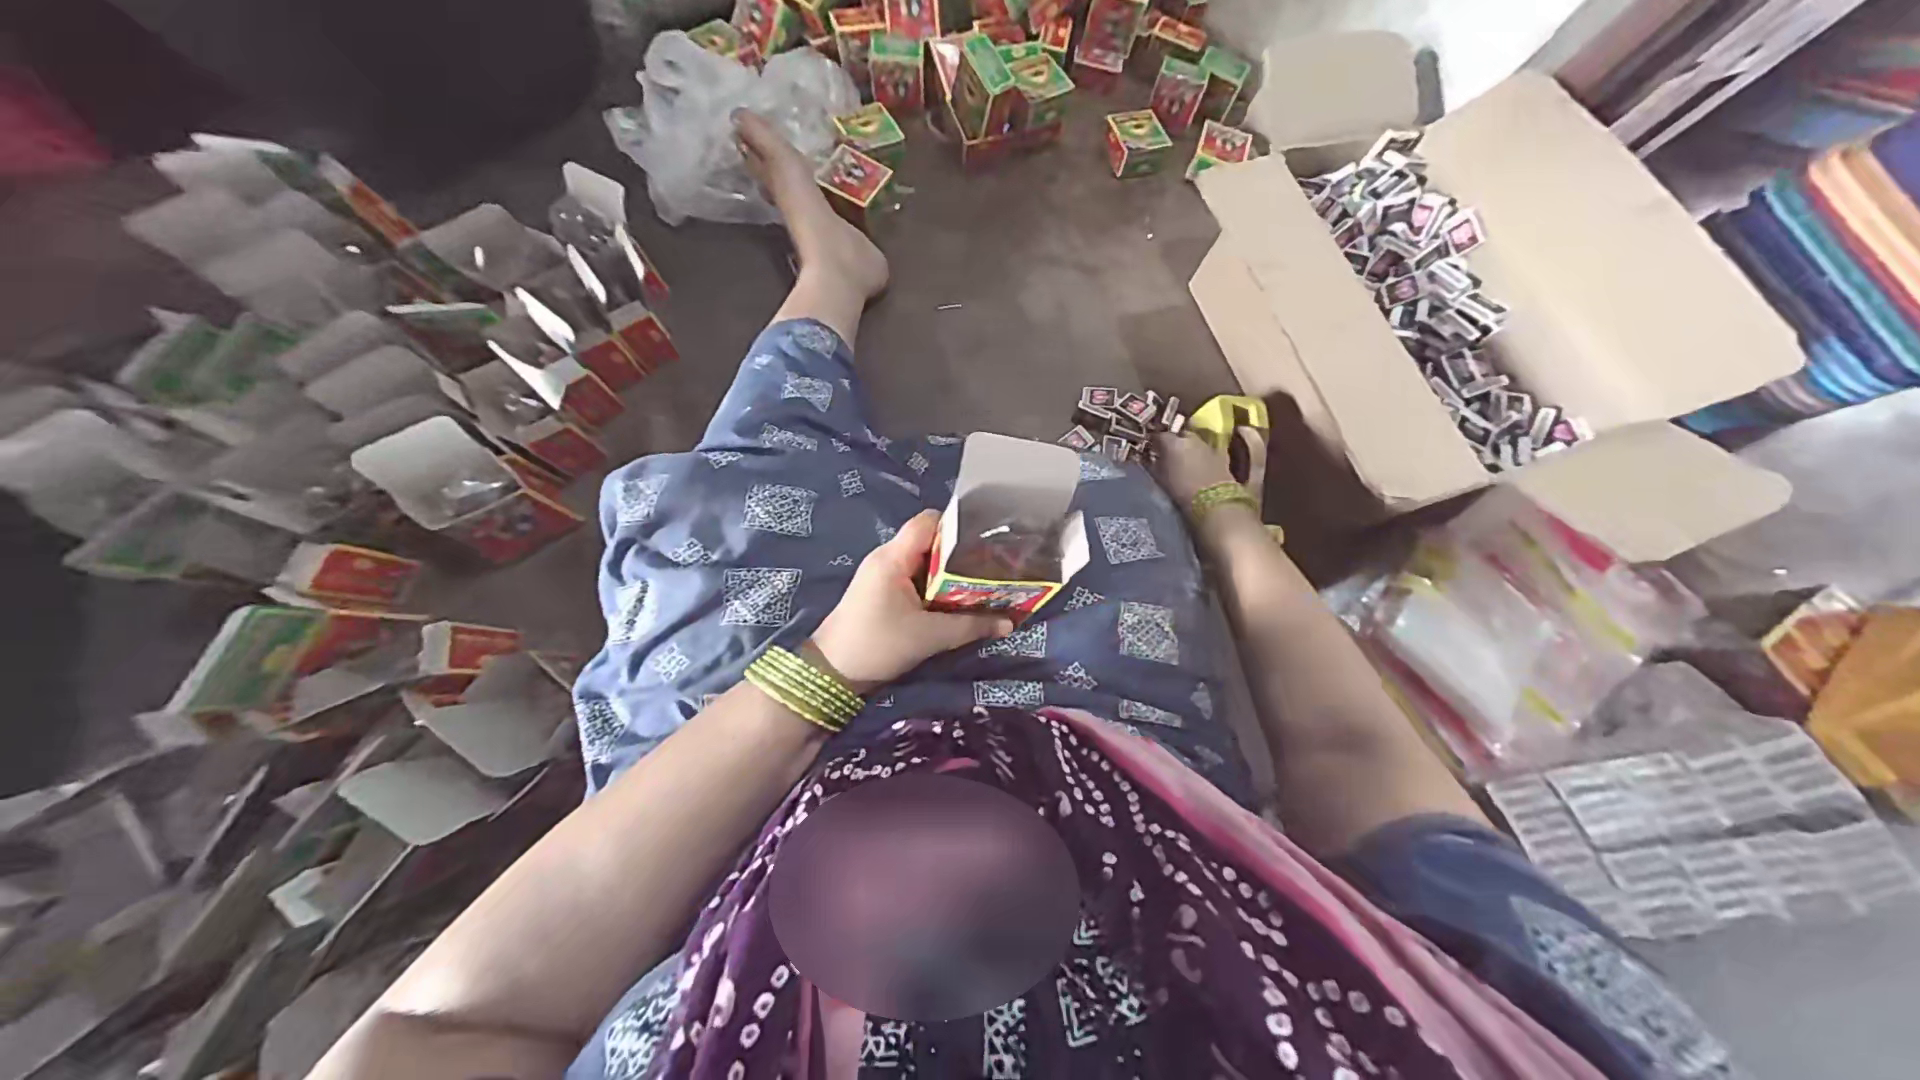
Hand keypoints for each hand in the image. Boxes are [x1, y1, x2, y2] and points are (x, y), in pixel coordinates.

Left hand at [812, 510, 1012, 692]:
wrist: (832, 673)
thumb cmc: (878, 645)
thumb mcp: (929, 637)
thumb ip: (971, 626)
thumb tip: (1009, 623)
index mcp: (893, 557)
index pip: (928, 521)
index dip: (957, 526)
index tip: (985, 543)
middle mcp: (886, 558)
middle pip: (929, 540)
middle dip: (960, 553)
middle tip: (990, 567)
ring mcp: (881, 574)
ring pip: (923, 561)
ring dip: (948, 573)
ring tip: (980, 584)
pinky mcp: (881, 591)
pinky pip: (914, 577)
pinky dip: (935, 585)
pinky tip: (955, 600)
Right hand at [1148, 431, 1236, 510]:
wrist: (1213, 500)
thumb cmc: (1180, 490)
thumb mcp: (1160, 477)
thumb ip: (1154, 464)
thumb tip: (1151, 459)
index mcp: (1172, 442)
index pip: (1159, 435)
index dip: (1155, 442)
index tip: (1152, 450)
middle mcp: (1190, 439)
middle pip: (1179, 436)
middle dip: (1174, 443)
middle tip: (1169, 455)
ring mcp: (1207, 445)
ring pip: (1195, 442)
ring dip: (1189, 449)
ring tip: (1185, 461)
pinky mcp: (1221, 455)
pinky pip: (1208, 451)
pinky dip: (1203, 456)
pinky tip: (1201, 465)